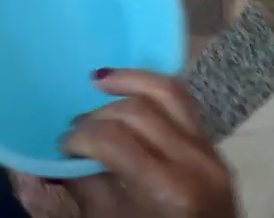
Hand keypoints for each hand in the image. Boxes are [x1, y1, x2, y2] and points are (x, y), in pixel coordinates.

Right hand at [62, 71, 236, 217]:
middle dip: (97, 117)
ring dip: (126, 82)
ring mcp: (209, 149)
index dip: (81, 138)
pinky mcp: (212, 143)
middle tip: (75, 131)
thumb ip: (88, 187)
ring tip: (97, 82)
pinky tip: (127, 84)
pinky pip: (181, 100)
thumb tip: (62, 158)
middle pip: (136, 112)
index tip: (63, 147)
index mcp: (171, 190)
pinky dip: (151, 85)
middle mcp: (194, 161)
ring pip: (164, 92)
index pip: (115, 140)